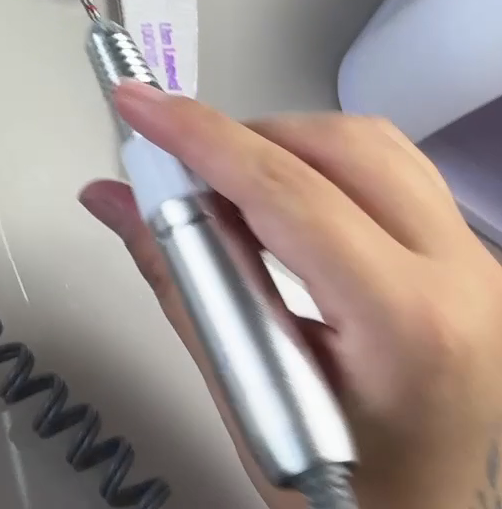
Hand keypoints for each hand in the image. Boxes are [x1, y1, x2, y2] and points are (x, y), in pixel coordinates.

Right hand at [81, 84, 501, 508]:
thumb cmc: (338, 480)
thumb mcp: (241, 385)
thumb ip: (175, 276)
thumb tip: (109, 198)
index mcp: (408, 323)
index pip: (286, 191)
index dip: (199, 135)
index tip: (134, 102)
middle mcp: (466, 285)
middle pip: (342, 148)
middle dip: (240, 134)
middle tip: (174, 163)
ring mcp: (481, 272)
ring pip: (373, 148)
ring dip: (280, 143)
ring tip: (221, 182)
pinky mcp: (471, 267)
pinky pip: (389, 176)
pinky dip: (314, 164)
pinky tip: (273, 204)